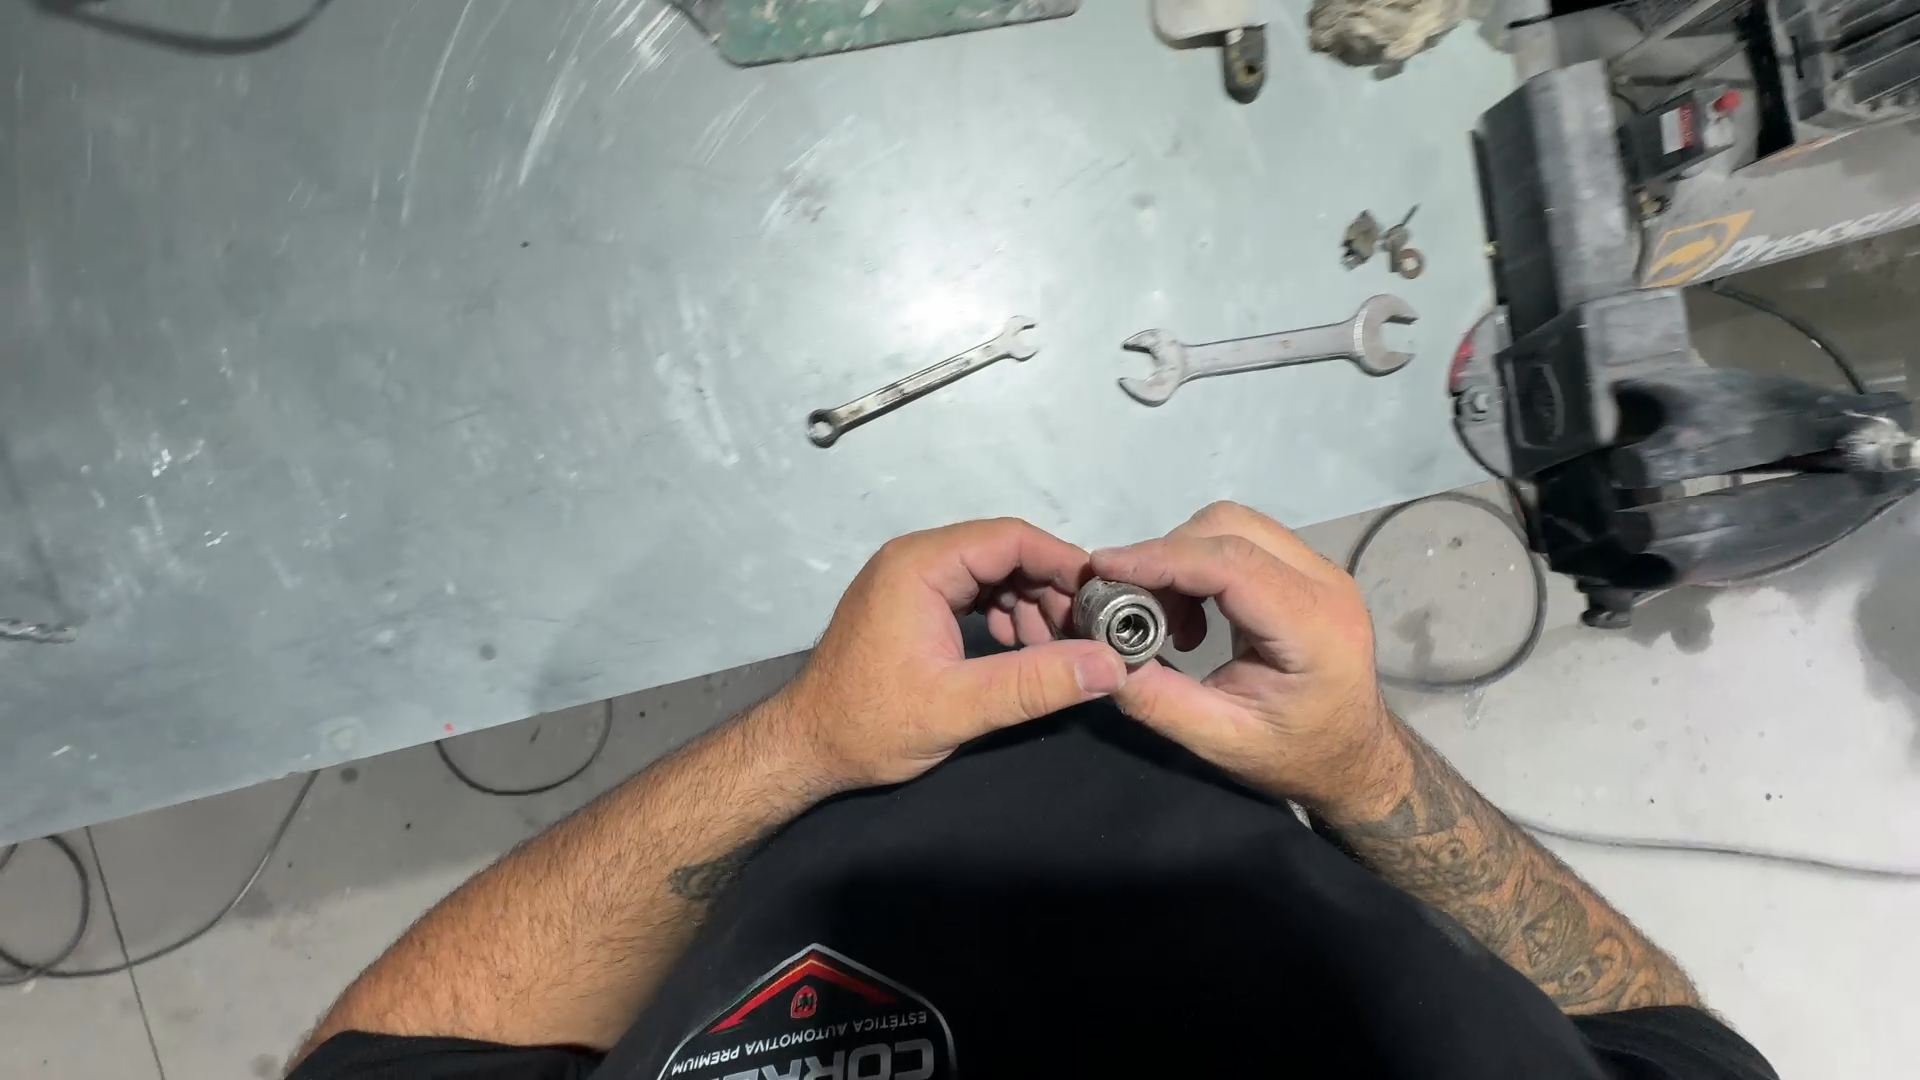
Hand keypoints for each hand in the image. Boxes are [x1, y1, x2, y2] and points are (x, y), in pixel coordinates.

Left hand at [760, 518, 1129, 789]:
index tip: (1105, 600)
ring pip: (992, 571)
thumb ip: (1036, 682)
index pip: (1010, 538)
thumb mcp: (959, 707)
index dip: (1064, 563)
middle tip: (1086, 634)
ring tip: (1057, 648)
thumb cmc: (871, 724)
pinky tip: (1020, 647)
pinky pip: (972, 590)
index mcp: (920, 565)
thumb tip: (1111, 665)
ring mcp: (911, 577)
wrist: (807, 746)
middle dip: (1051, 588)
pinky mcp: (912, 600)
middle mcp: (915, 558)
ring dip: (1030, 603)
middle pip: (1004, 552)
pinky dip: (1004, 613)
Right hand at [1090, 502, 1407, 813]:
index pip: (1231, 565)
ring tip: (1166, 618)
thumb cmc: (1292, 755)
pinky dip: (1197, 563)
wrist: (1352, 758)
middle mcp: (1325, 584)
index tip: (1104, 567)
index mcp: (1314, 630)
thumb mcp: (1218, 741)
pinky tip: (1191, 613)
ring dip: (1181, 558)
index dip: (1163, 558)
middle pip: (1230, 527)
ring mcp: (1319, 569)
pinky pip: (1238, 538)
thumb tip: (1099, 656)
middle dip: (1166, 556)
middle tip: (1132, 604)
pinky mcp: (1303, 568)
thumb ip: (1157, 700)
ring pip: (1231, 524)